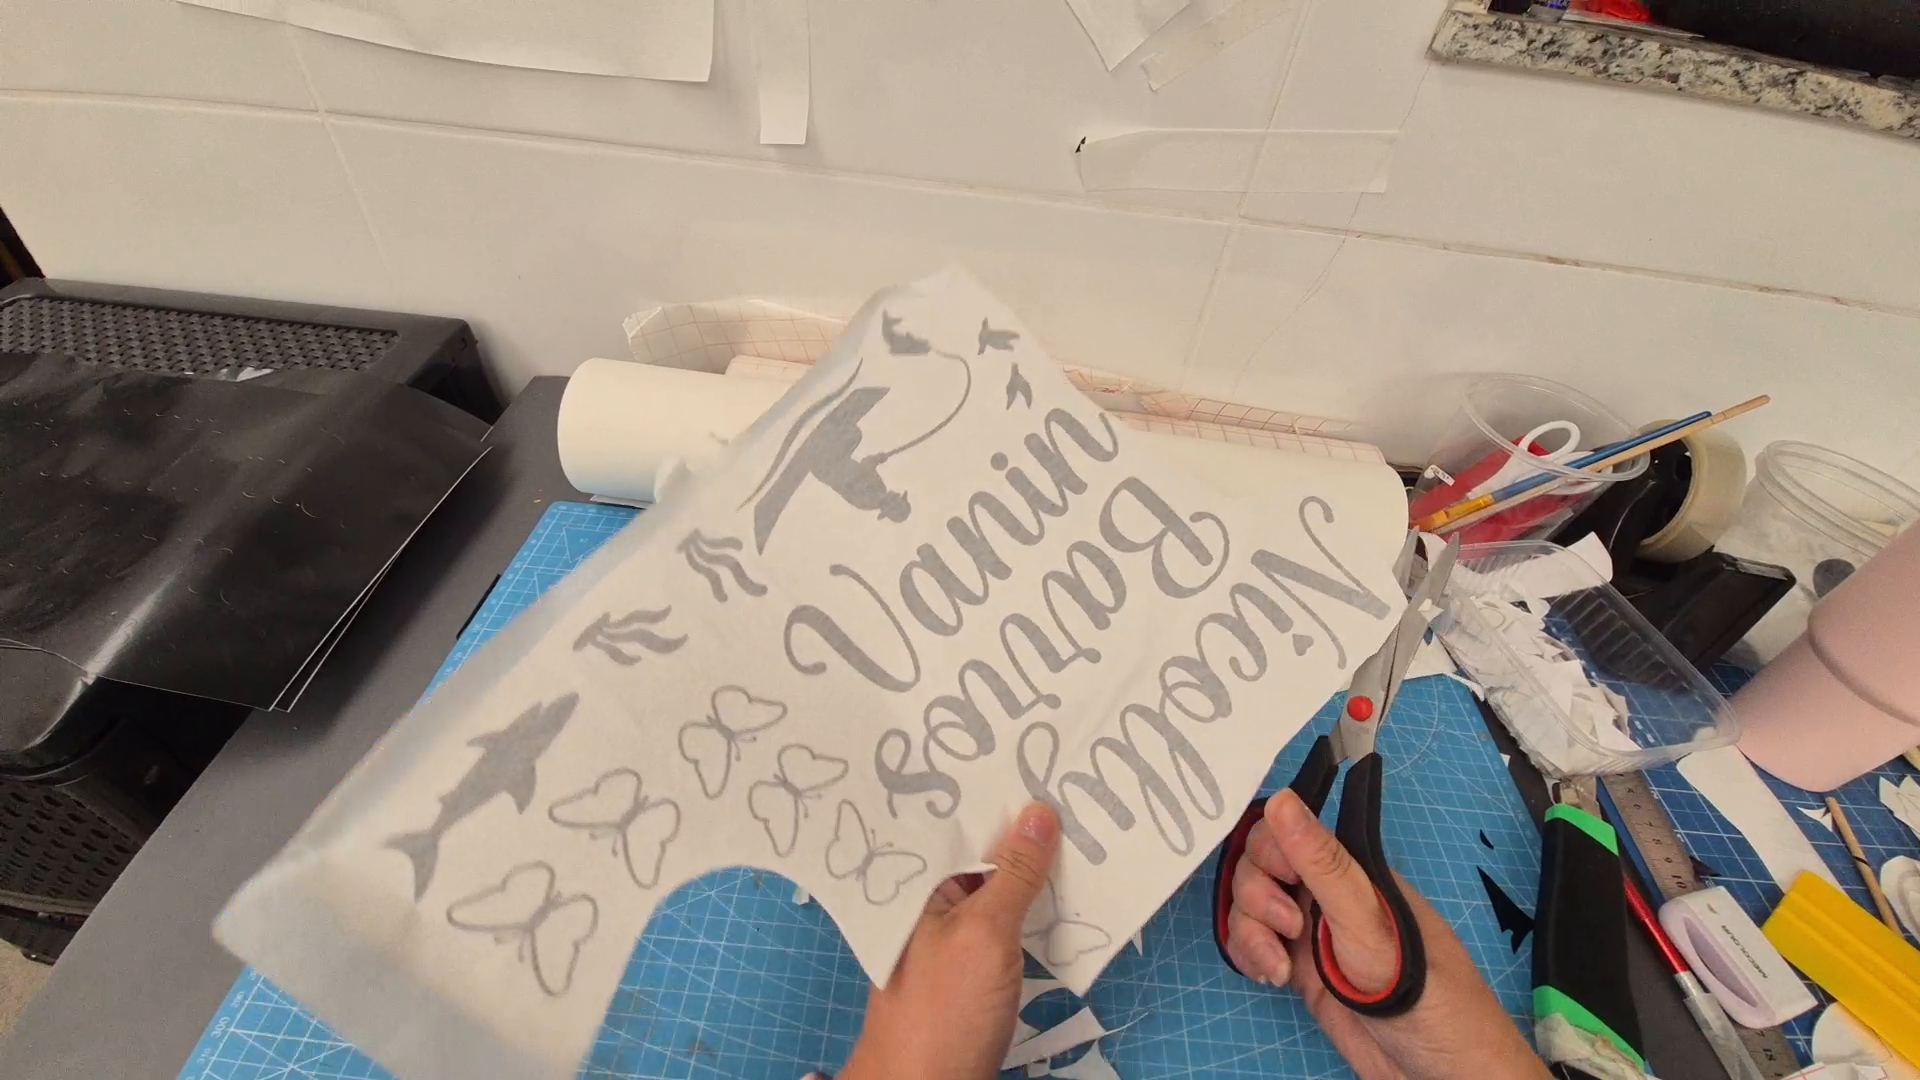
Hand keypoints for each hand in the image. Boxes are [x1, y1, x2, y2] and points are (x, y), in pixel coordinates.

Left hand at [838, 802, 1060, 1079]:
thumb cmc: (944, 1008)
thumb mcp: (985, 931)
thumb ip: (1014, 873)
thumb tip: (1039, 809)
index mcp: (921, 879)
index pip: (963, 819)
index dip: (1000, 792)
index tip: (1040, 759)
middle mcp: (934, 898)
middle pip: (985, 850)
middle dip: (1024, 826)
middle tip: (1072, 782)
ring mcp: (957, 934)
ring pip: (1001, 885)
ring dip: (1035, 864)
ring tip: (1080, 823)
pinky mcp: (978, 966)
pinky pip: (1010, 919)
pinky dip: (1036, 903)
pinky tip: (1067, 887)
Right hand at [1225, 789, 1551, 1079]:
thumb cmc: (1421, 995)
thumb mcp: (1367, 924)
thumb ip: (1322, 862)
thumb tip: (1281, 796)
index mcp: (1348, 869)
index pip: (1284, 830)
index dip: (1269, 850)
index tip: (1283, 879)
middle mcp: (1323, 892)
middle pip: (1257, 864)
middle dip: (1257, 895)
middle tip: (1289, 929)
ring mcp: (1308, 929)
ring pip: (1249, 904)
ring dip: (1251, 931)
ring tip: (1279, 968)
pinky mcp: (1297, 965)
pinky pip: (1251, 941)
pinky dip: (1250, 954)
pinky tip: (1272, 977)